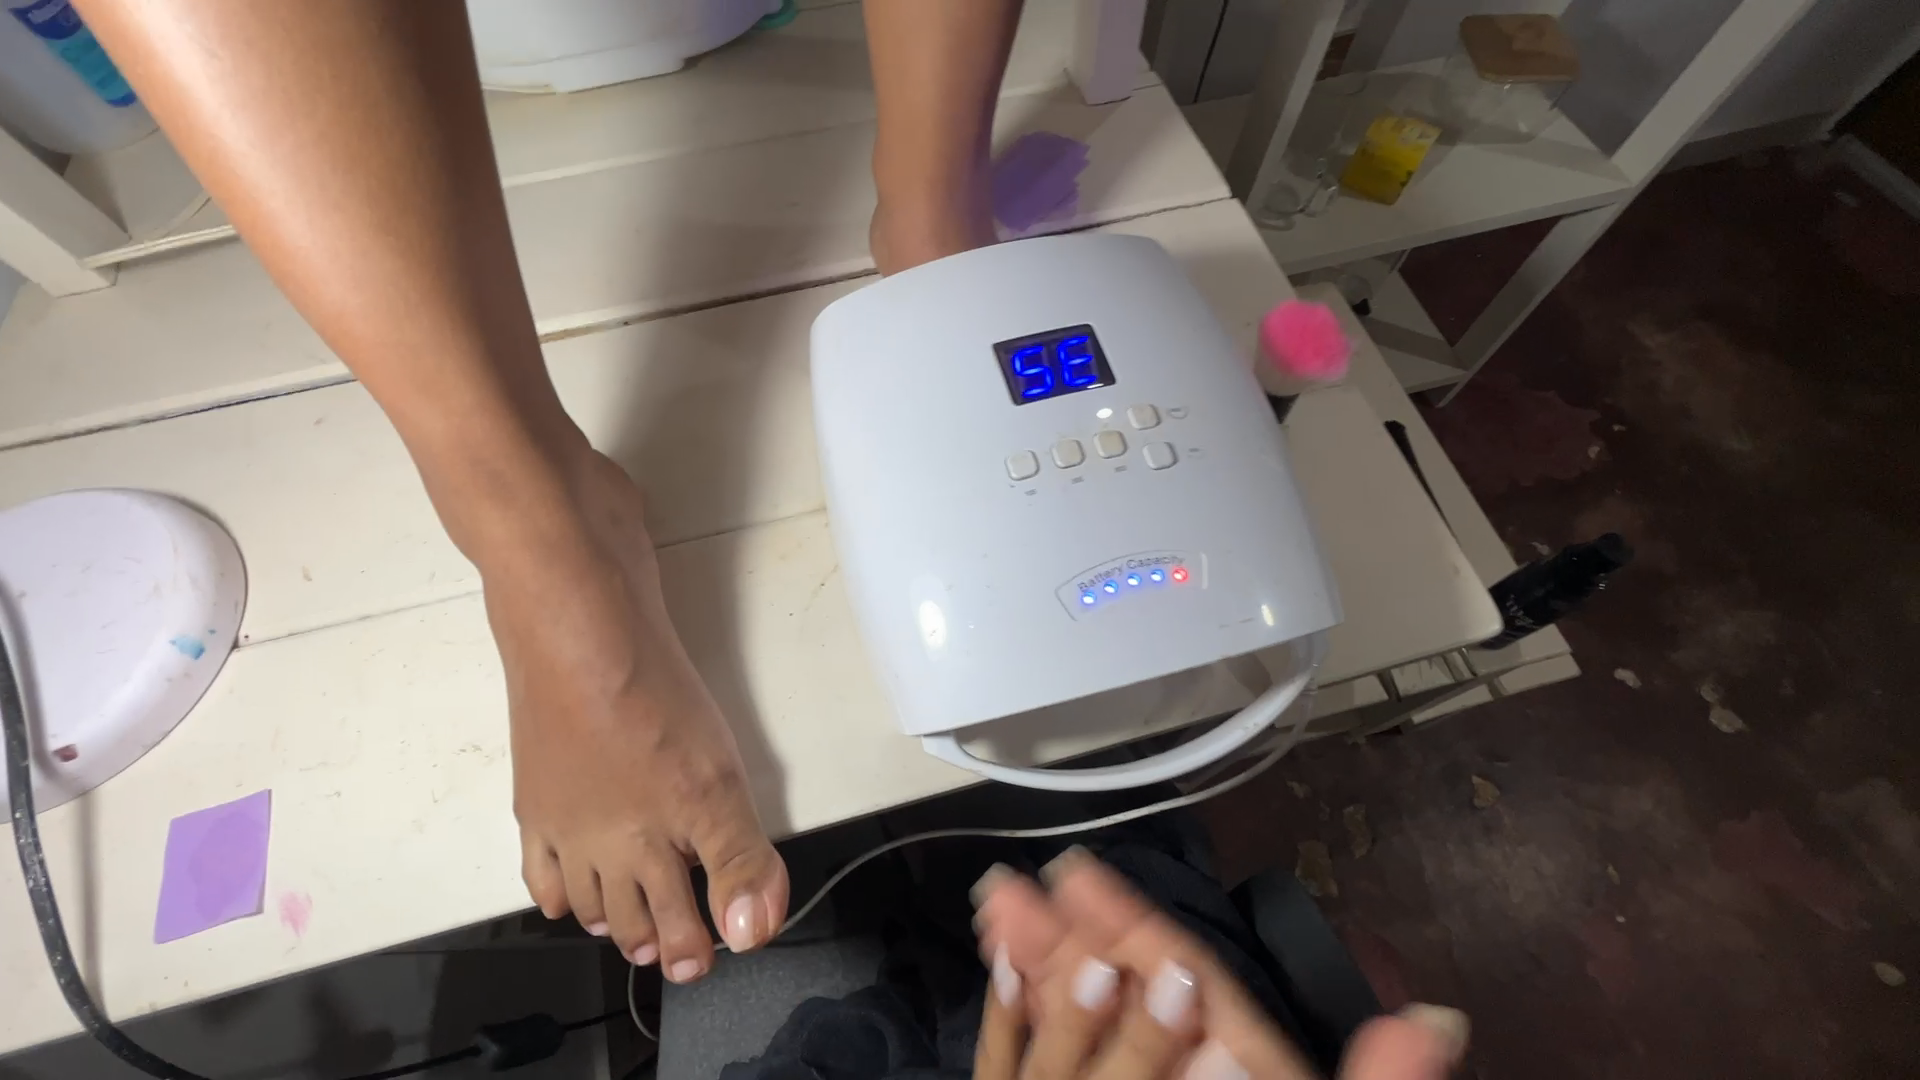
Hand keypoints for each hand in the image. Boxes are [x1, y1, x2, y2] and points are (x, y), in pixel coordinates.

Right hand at [493, 449, 787, 982]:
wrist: (578, 623)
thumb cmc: (648, 697)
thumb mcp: (715, 776)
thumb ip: (736, 854)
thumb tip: (753, 932)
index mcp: (643, 839)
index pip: (670, 913)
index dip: (691, 941)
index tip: (706, 960)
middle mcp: (595, 836)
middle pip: (624, 906)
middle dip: (654, 932)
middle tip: (670, 953)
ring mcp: (558, 807)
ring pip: (582, 885)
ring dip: (606, 913)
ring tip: (623, 929)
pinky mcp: (538, 773)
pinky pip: (538, 850)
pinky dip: (553, 880)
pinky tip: (558, 887)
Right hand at [973, 849, 1468, 1078]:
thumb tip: (1437, 1018)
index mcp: (1242, 1059)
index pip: (1180, 975)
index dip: (1126, 920)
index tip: (1075, 874)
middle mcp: (1194, 1062)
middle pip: (1120, 986)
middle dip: (1059, 932)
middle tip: (1003, 890)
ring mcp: (1148, 1077)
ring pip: (1085, 1020)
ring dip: (1036, 968)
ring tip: (991, 920)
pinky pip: (1060, 1061)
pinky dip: (1030, 1023)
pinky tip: (1005, 983)